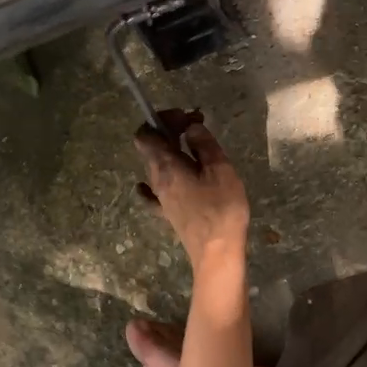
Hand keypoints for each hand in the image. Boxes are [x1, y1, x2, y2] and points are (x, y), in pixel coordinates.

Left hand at [134, 110, 249, 263]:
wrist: (217, 251)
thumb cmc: (221, 207)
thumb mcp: (220, 169)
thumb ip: (204, 145)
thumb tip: (191, 127)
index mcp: (166, 166)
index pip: (145, 134)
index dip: (161, 119)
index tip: (186, 116)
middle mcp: (157, 180)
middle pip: (151, 148)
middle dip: (170, 131)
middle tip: (198, 125)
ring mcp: (160, 198)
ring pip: (156, 166)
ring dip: (173, 150)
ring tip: (198, 148)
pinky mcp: (169, 213)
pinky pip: (155, 191)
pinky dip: (161, 177)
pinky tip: (165, 181)